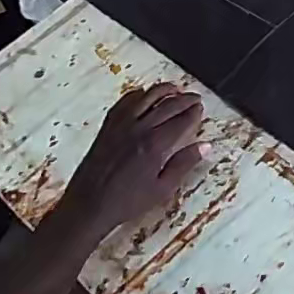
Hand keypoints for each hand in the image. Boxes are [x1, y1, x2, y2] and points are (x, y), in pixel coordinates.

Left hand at [56, 83, 209, 239]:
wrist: (89, 205)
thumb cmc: (126, 201)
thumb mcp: (162, 189)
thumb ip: (184, 164)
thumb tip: (205, 147)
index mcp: (155, 144)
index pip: (181, 119)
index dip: (193, 112)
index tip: (200, 109)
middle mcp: (139, 128)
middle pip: (168, 104)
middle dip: (185, 99)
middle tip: (194, 98)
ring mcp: (122, 124)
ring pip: (148, 96)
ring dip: (164, 90)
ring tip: (175, 89)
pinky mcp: (108, 124)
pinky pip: (126, 101)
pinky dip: (140, 94)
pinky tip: (146, 95)